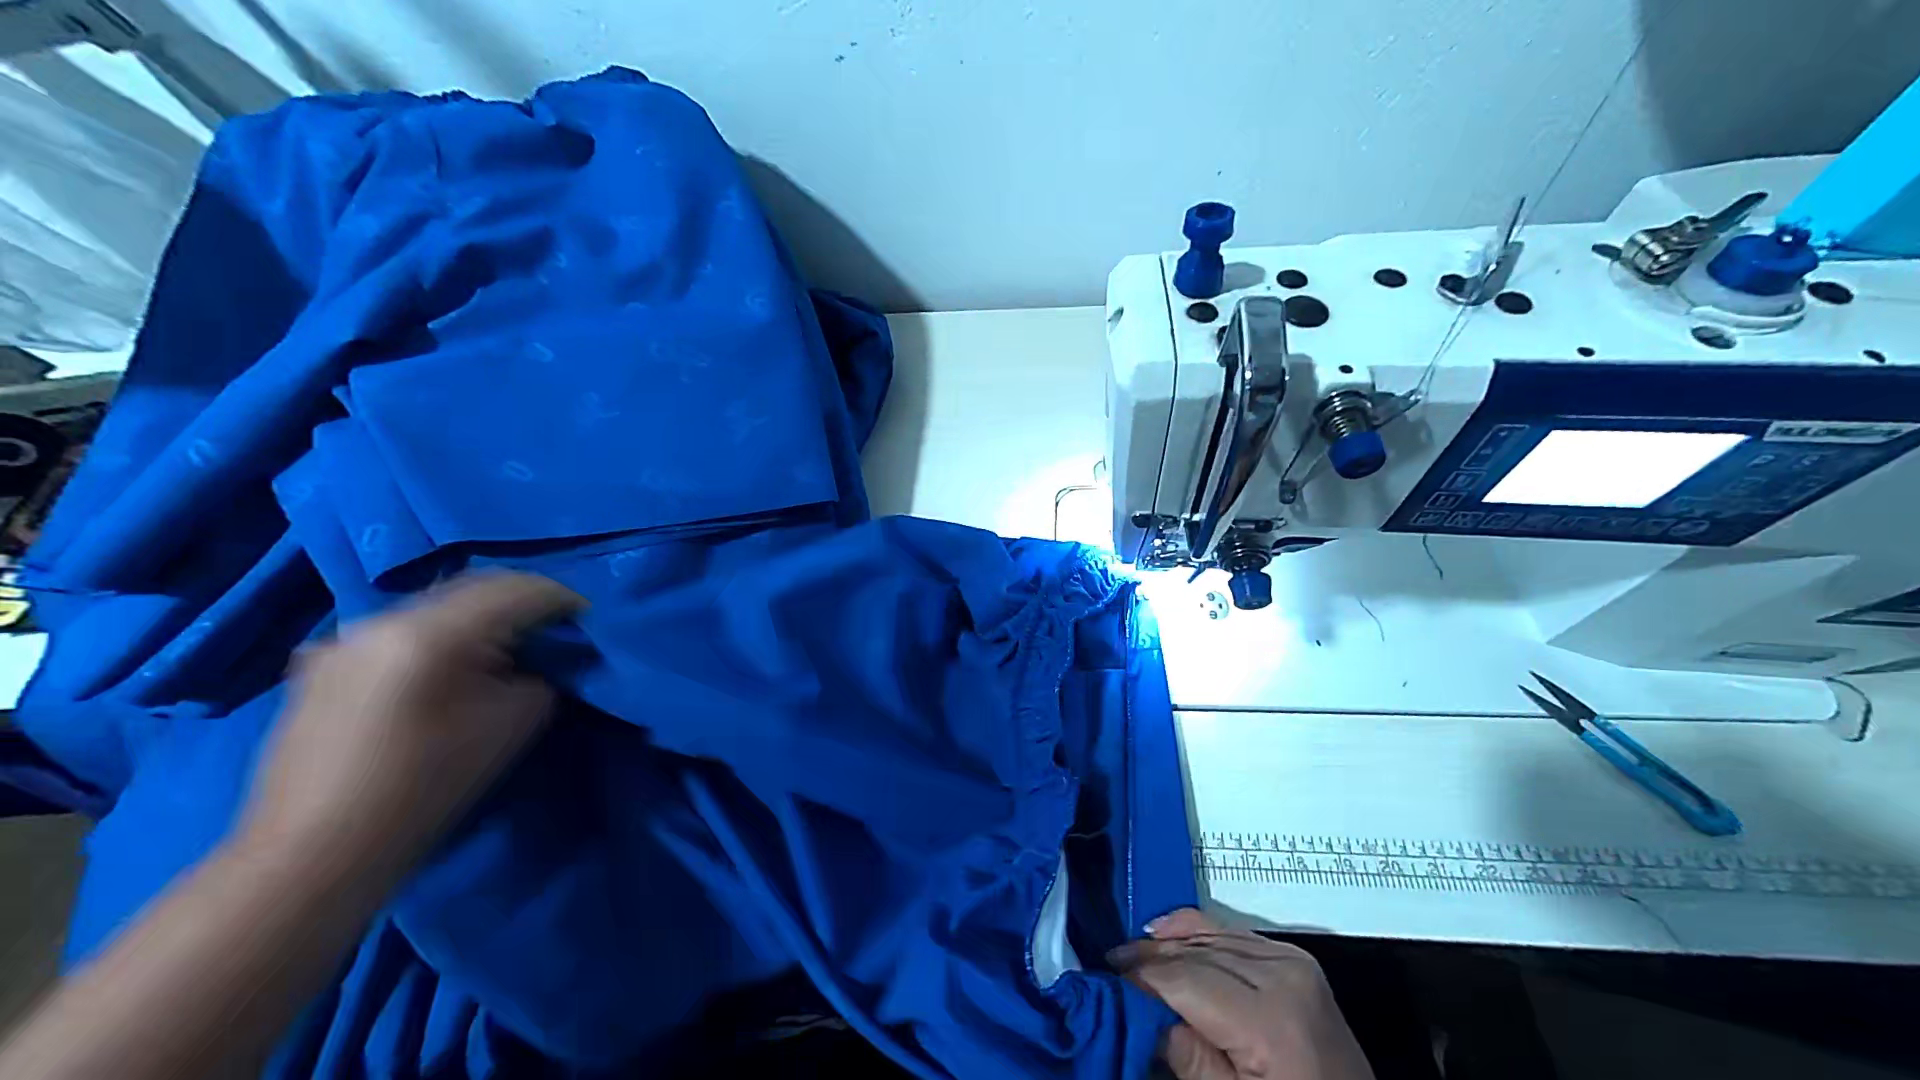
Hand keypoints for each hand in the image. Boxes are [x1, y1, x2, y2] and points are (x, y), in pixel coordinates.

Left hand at [236, 572, 585, 874]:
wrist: (315, 854)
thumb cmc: (427, 789)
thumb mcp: (514, 724)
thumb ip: (541, 675)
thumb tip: (543, 659)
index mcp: (431, 632)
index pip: (516, 590)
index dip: (561, 598)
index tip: (587, 616)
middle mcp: (382, 620)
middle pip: (472, 589)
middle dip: (521, 604)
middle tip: (554, 629)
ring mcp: (344, 639)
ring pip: (435, 608)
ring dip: (479, 619)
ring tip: (505, 650)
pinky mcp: (324, 665)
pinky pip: (400, 632)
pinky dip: (439, 638)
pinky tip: (449, 669)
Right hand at [1108, 909, 1373, 1079]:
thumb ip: (1187, 1056)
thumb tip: (1136, 1007)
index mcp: (1271, 1020)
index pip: (1185, 981)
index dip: (1140, 978)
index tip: (1103, 980)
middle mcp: (1283, 974)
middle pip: (1196, 953)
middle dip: (1148, 958)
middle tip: (1107, 964)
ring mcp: (1292, 961)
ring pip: (1210, 936)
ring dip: (1168, 943)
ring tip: (1129, 953)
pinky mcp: (1295, 958)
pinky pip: (1232, 934)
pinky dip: (1197, 933)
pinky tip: (1167, 934)